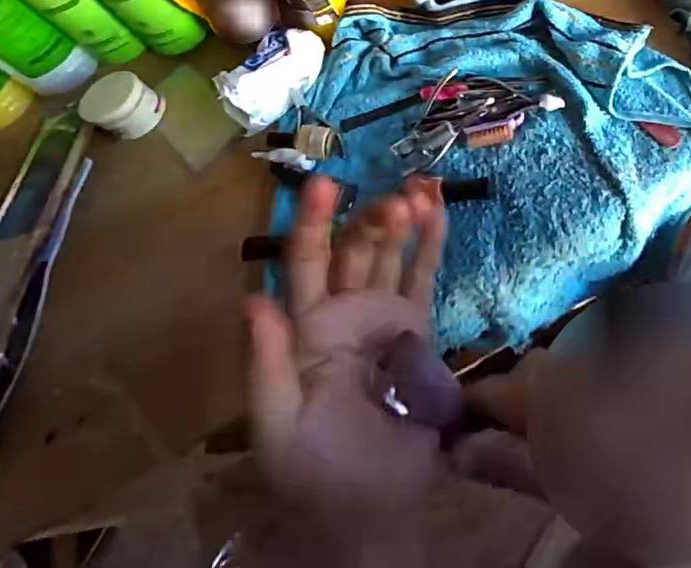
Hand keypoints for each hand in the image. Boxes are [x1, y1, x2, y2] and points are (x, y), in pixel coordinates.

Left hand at [244, 174, 449, 546]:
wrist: (372, 507)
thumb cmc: (315, 470)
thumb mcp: (278, 426)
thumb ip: (267, 365)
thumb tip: (252, 300)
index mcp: (304, 325)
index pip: (304, 261)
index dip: (312, 222)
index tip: (324, 183)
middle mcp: (343, 309)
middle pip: (355, 249)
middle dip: (372, 219)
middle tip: (396, 200)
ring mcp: (384, 314)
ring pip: (391, 255)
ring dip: (404, 220)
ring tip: (421, 191)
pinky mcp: (419, 327)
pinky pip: (424, 278)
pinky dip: (432, 243)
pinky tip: (438, 210)